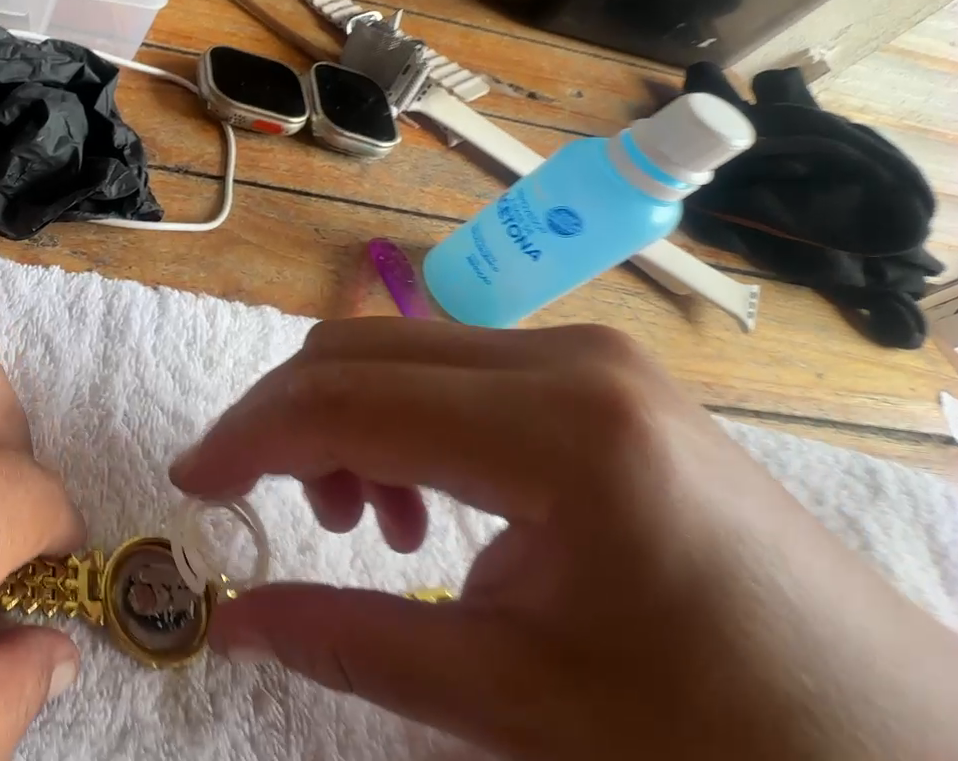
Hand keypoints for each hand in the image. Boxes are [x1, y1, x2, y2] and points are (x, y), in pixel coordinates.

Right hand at [171, 318, 957, 760]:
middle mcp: (567, 361)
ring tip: (353, 520)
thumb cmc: (716, 737)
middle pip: (355, 354)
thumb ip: (349, 644)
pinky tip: (416, 503)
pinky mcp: (593, 381)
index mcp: (558, 431)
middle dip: (276, 423)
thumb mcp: (514, 703)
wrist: (903, 745)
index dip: (244, 438)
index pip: (341, 399)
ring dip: (334, 424)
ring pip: (391, 355)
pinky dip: (391, 426)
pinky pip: (444, 373)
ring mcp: (585, 362)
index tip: (191, 488)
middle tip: (246, 502)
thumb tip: (228, 620)